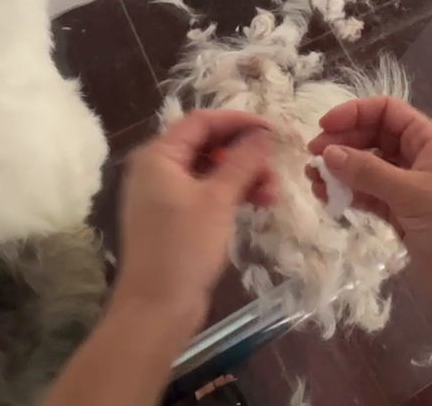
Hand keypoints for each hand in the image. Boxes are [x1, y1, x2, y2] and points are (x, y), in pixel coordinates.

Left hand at [113, 110, 276, 334]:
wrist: (156, 310)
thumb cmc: (184, 247)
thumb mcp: (218, 199)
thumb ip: (242, 161)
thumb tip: (263, 134)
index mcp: (158, 155)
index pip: (202, 121)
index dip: (238, 121)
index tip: (272, 129)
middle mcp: (158, 168)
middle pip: (207, 145)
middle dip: (244, 153)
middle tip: (275, 164)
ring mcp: (165, 194)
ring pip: (210, 170)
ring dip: (243, 176)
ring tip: (273, 192)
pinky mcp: (175, 218)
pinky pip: (207, 193)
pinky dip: (232, 195)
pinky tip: (260, 204)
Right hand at [309, 98, 431, 325]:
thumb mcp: (412, 193)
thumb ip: (368, 172)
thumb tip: (327, 153)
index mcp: (428, 140)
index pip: (386, 111)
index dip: (355, 113)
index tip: (325, 127)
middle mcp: (418, 158)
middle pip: (373, 138)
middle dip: (343, 144)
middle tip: (313, 157)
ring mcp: (410, 189)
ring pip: (368, 169)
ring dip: (342, 172)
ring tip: (314, 181)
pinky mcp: (404, 218)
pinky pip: (371, 197)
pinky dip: (350, 196)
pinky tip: (329, 199)